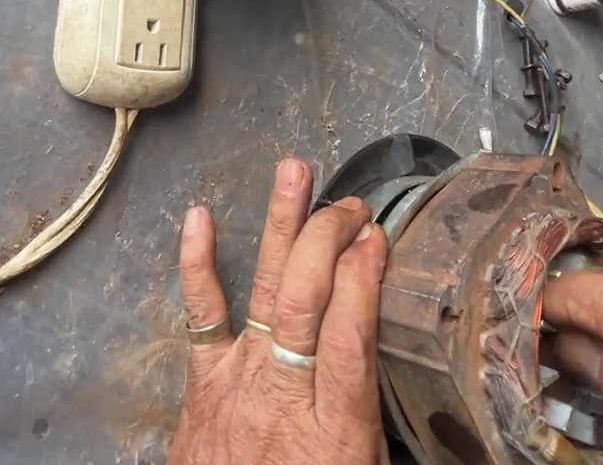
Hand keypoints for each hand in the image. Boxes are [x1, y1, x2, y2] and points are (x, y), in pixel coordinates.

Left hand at [168, 158, 386, 464]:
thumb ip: (381, 421)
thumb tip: (405, 367)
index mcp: (332, 429)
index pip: (350, 335)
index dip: (363, 278)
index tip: (377, 236)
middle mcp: (282, 392)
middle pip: (306, 299)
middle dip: (329, 239)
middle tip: (351, 203)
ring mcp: (238, 378)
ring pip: (264, 289)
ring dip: (281, 225)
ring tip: (293, 171)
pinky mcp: (203, 377)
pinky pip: (201, 314)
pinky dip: (197, 262)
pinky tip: (198, 216)